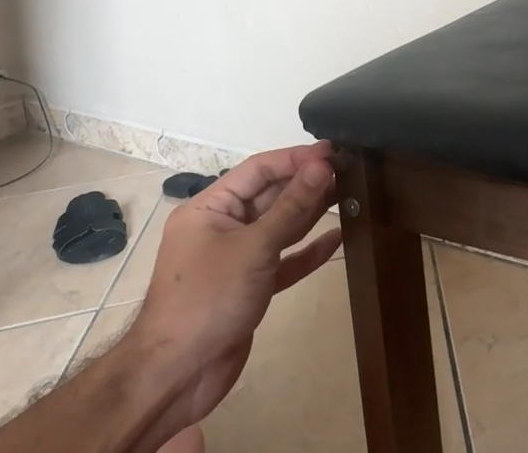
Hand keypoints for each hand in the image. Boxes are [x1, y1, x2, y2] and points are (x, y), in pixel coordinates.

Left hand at [126, 141, 342, 438]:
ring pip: (280, 227)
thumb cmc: (208, 299)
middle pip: (271, 196)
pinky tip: (337, 239)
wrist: (177, 375)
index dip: (296, 158)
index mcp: (210, 209)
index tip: (334, 152)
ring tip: (350, 194)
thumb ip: (291, 206)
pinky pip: (283, 260)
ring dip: (312, 212)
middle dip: (307, 184)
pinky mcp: (250, 288)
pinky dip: (307, 250)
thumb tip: (323, 165)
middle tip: (350, 171)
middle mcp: (222, 228)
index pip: (259, 170)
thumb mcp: (254, 247)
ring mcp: (236, 259)